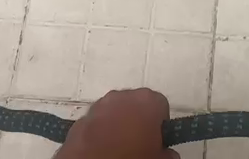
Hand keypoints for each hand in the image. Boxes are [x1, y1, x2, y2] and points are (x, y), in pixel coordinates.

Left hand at [56, 88, 174, 158]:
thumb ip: (167, 153)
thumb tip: (168, 154)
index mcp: (147, 101)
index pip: (162, 106)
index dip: (161, 126)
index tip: (157, 143)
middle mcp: (123, 96)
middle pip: (137, 105)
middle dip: (139, 122)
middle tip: (140, 146)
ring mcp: (100, 105)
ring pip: (115, 112)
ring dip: (118, 125)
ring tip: (119, 150)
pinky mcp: (81, 119)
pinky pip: (97, 123)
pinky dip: (100, 133)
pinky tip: (101, 151)